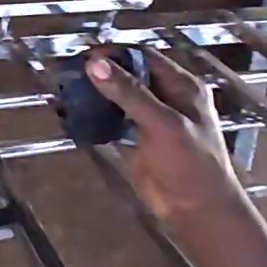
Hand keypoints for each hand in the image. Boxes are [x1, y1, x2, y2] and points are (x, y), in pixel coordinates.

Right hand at [84, 46, 247, 230]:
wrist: (198, 212)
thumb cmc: (189, 163)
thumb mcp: (162, 123)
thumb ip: (129, 92)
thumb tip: (95, 64)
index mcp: (181, 86)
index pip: (143, 57)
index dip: (115, 53)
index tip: (85, 56)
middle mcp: (167, 98)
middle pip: (130, 75)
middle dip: (102, 72)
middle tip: (71, 73)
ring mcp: (152, 120)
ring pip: (119, 97)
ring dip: (97, 93)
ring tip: (68, 90)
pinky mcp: (138, 140)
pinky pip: (113, 120)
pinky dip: (96, 116)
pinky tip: (75, 115)